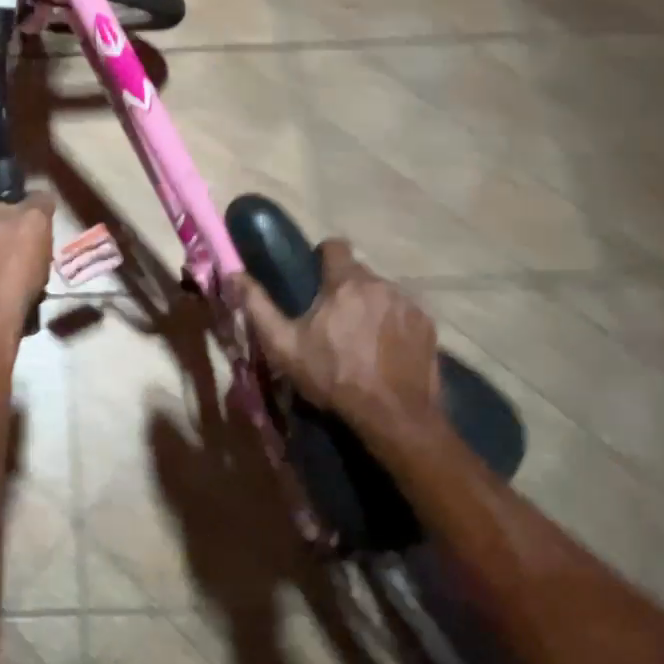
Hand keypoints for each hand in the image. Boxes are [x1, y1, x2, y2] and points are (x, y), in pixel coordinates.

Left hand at [0, 192, 54, 343]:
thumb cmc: (12, 261)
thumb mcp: (37, 219)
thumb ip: (40, 200)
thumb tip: (39, 198)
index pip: (0, 192)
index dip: (24, 204)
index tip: (38, 220)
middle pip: (3, 221)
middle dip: (25, 233)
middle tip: (40, 246)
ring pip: (2, 246)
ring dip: (21, 256)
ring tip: (34, 269)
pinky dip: (12, 274)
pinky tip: (24, 285)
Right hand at [231, 239, 442, 442]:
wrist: (394, 417)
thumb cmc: (333, 377)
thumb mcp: (284, 345)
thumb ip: (258, 305)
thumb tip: (234, 273)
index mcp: (346, 282)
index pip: (335, 246)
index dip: (321, 256)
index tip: (312, 279)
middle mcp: (381, 284)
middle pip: (358, 273)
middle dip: (344, 288)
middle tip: (331, 318)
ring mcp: (410, 305)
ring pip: (382, 293)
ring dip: (369, 306)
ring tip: (359, 338)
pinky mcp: (428, 328)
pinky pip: (404, 314)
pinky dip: (392, 324)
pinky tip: (384, 351)